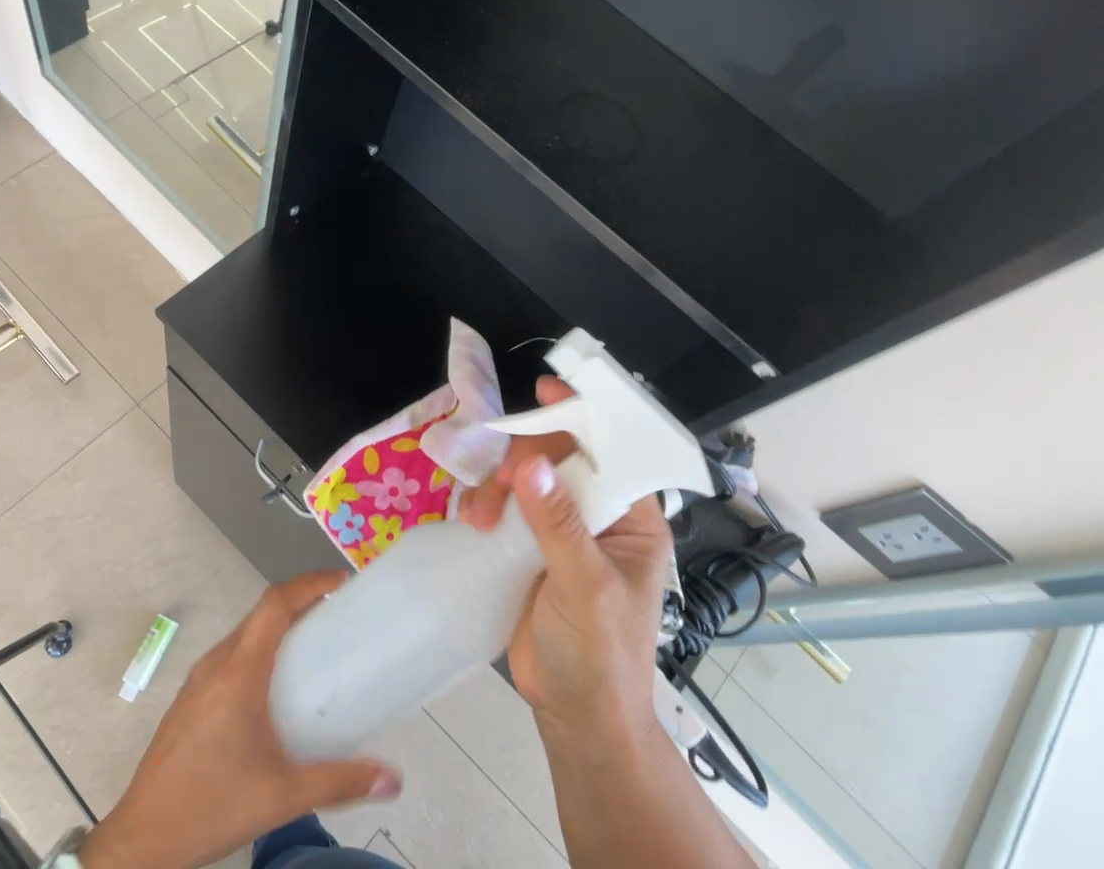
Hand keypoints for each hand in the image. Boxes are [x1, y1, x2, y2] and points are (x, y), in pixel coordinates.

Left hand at [80, 572, 402, 868]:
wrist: (142, 838)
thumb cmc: (212, 805)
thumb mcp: (283, 796)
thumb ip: (341, 782)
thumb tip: (393, 779)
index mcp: (238, 672)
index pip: (274, 605)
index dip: (309, 585)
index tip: (343, 583)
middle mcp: (215, 666)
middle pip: (260, 616)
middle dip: (301, 606)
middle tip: (342, 617)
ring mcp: (197, 683)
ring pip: (244, 638)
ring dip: (279, 631)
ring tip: (317, 649)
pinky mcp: (190, 702)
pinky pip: (230, 660)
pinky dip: (261, 654)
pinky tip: (278, 690)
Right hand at [461, 377, 672, 734]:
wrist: (575, 713)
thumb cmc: (601, 654)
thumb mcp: (588, 587)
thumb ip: (560, 525)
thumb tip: (532, 464)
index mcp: (632, 519)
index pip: (612, 452)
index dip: (583, 417)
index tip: (547, 390)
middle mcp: (598, 517)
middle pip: (559, 458)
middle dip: (525, 459)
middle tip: (499, 482)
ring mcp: (561, 533)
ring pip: (526, 481)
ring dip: (498, 487)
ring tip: (478, 518)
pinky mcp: (528, 551)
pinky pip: (506, 509)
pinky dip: (485, 506)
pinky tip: (471, 520)